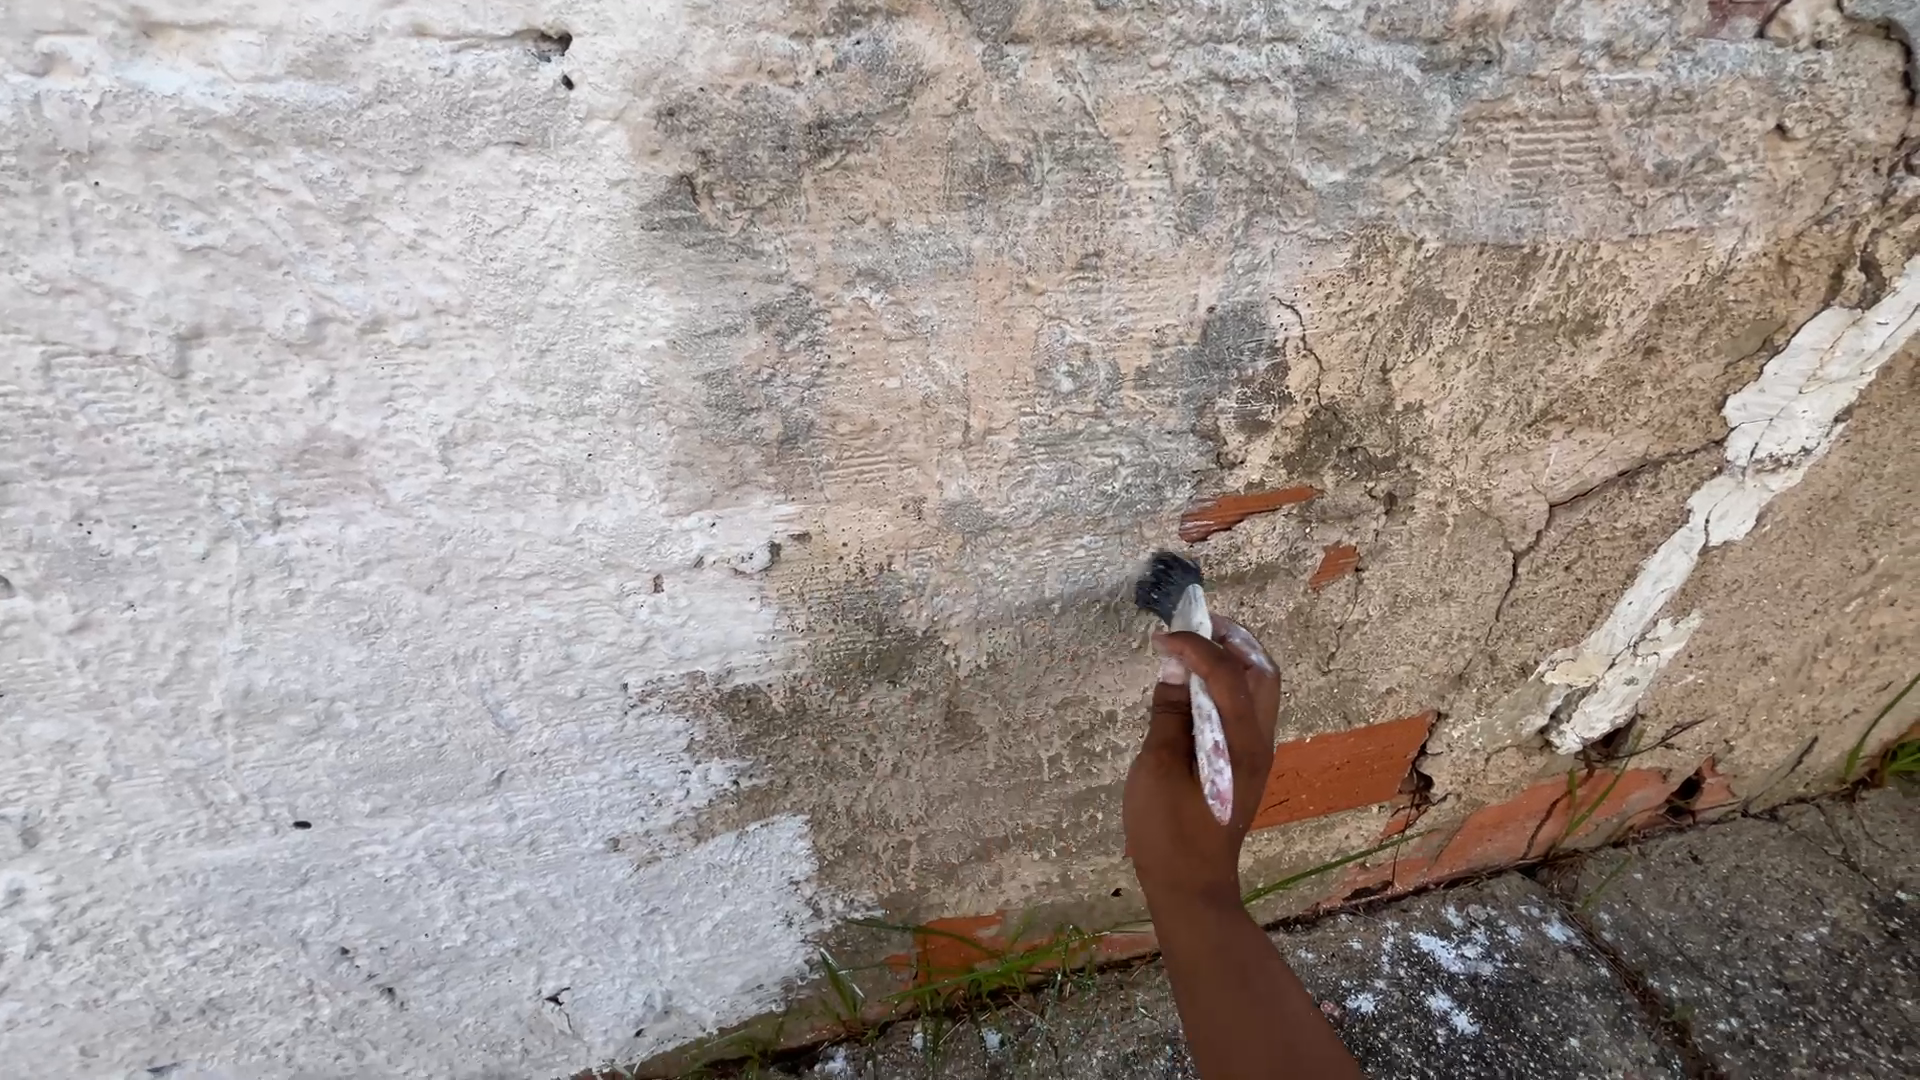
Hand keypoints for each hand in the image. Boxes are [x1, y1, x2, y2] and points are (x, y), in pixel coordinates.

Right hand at [1123, 615, 1280, 910]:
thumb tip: (1174, 672)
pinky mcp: (1244, 762)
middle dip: (1232, 639)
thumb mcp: (1157, 766)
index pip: (1225, 673)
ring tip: (1191, 648)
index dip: (1193, 645)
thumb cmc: (1168, 829)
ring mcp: (1256, 752)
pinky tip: (1191, 687)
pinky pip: (1243, 706)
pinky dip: (1223, 682)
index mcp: (1239, 741)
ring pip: (1258, 688)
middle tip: (1193, 626)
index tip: (1160, 639)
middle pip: (1262, 671)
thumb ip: (1168, 714)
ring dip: (1230, 658)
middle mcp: (1258, 741)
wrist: (1191, 886)